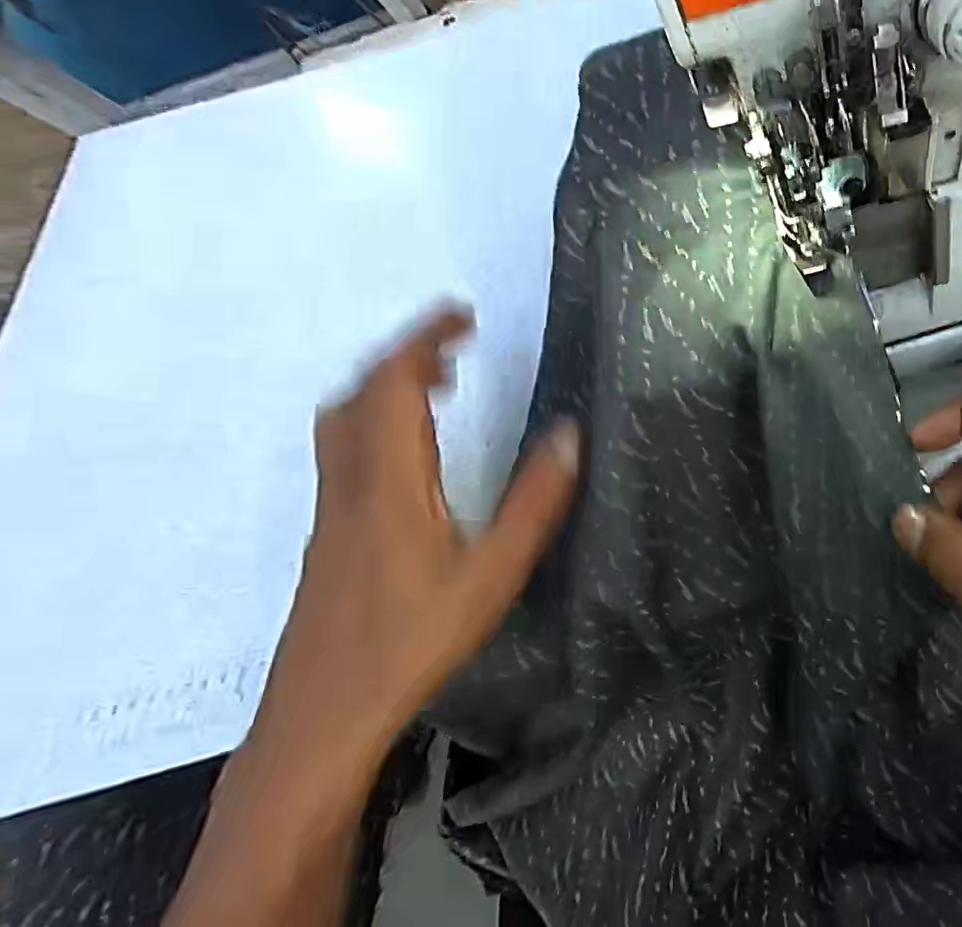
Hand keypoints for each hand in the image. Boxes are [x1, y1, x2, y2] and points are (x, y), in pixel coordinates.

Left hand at [250, 307, 579, 777]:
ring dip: (385, 386)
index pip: (392, 388)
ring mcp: (331, 512)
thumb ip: (535, 501)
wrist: (324, 714)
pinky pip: (345, 451)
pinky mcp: (329, 535)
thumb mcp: (495, 571)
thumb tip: (571, 432)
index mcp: (388, 485)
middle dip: (403, 355)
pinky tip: (413, 447)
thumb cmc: (416, 639)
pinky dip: (377, 420)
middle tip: (458, 344)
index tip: (463, 315)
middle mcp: (349, 486)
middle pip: (356, 396)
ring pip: (342, 424)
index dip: (423, 340)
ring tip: (439, 380)